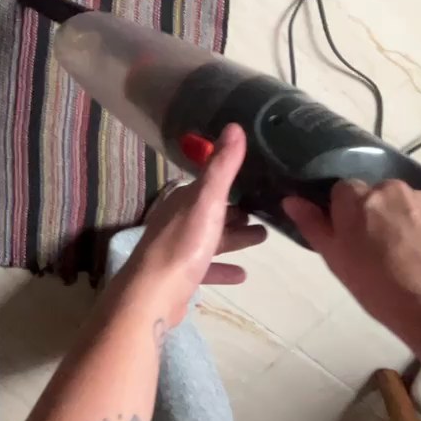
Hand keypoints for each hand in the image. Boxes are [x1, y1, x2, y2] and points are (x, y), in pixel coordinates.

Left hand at [109, 124, 267, 331]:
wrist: (154, 294)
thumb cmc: (182, 244)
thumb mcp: (206, 201)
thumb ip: (221, 167)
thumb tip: (234, 126)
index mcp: (182, 201)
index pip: (209, 186)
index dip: (232, 183)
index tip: (258, 181)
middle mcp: (177, 220)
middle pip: (211, 212)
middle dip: (236, 212)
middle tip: (266, 213)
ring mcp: (178, 249)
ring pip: (210, 239)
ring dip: (234, 238)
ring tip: (262, 238)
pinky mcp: (180, 276)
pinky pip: (207, 267)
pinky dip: (224, 268)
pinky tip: (243, 274)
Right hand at [283, 179, 420, 341]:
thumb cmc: (382, 289)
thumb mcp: (337, 261)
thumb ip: (313, 225)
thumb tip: (291, 200)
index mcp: (357, 198)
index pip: (343, 191)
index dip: (346, 214)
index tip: (352, 239)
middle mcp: (392, 190)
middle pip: (379, 196)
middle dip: (378, 216)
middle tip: (382, 252)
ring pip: (410, 206)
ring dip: (407, 223)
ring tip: (414, 261)